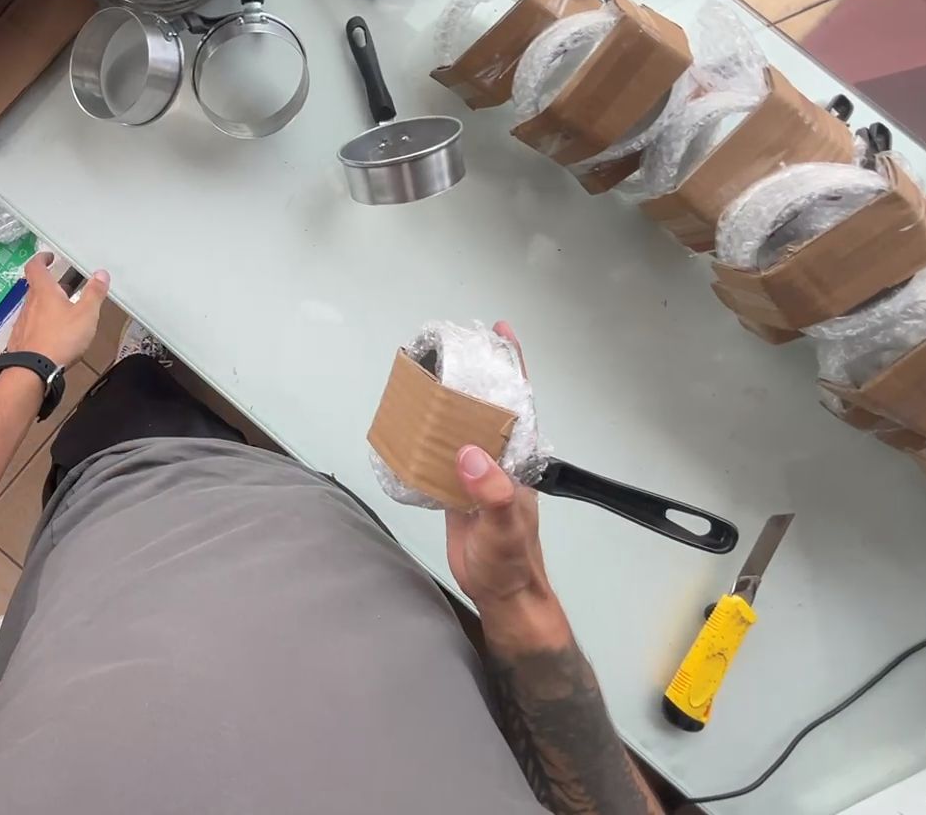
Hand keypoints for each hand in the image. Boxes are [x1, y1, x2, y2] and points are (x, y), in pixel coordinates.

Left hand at [6, 254, 109, 367]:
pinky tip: (52, 337)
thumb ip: (94, 293)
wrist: (32, 370)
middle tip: (65, 289)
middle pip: (36, 289)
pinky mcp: (20, 341)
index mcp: (44, 292)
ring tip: (62, 315)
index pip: (35, 267)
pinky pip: (30, 327)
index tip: (49, 257)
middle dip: (50, 287)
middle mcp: (29, 304)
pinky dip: (41, 326)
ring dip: (46, 307)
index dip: (41, 258)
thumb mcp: (86, 315)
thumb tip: (101, 274)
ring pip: (33, 308)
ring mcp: (22, 323)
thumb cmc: (60, 339)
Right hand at [443, 323, 559, 619]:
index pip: (517, 402)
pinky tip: (408, 423)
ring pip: (461, 424)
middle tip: (446, 348)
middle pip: (485, 405)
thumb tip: (470, 454)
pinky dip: (425, 432)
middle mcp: (498, 458)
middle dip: (472, 373)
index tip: (501, 333)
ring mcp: (477, 471)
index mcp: (516, 459)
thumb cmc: (510, 562)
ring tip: (422, 376)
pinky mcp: (456, 486)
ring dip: (445, 400)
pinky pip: (440, 450)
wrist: (500, 593)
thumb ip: (493, 494)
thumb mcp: (504, 529)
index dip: (512, 366)